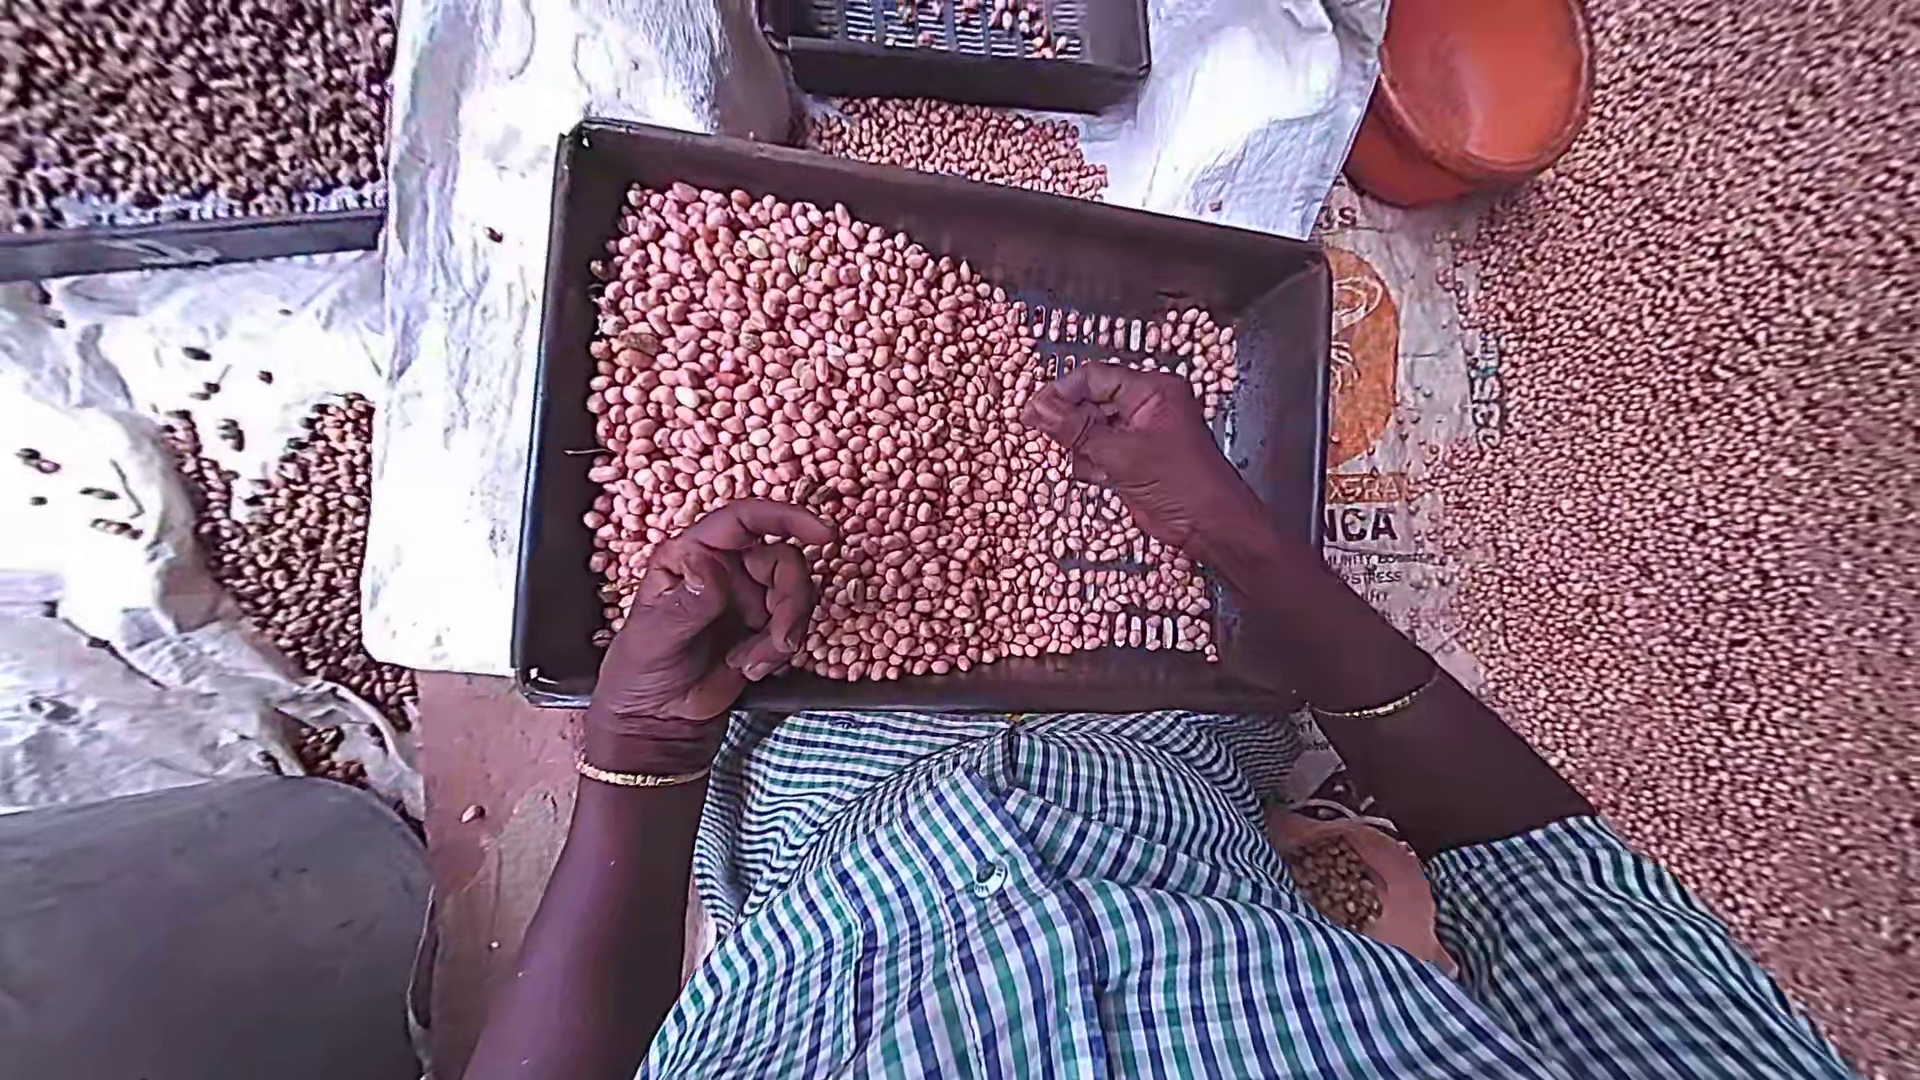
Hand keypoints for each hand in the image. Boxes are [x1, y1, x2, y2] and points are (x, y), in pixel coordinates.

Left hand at [583, 499, 833, 774]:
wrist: (659, 721)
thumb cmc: (640, 673)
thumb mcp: (655, 638)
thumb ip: (687, 602)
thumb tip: (709, 565)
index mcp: (692, 555)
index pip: (743, 520)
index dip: (784, 517)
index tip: (821, 533)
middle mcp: (726, 568)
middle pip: (783, 560)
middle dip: (790, 599)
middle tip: (780, 640)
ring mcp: (748, 596)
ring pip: (796, 592)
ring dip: (787, 628)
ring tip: (756, 663)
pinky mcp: (764, 625)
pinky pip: (795, 623)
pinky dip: (782, 649)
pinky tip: (752, 669)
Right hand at [1021, 363, 1260, 553]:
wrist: (1208, 526)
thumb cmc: (1183, 483)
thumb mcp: (1122, 453)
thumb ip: (1077, 430)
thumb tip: (1041, 410)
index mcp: (1151, 391)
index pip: (1095, 378)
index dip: (1061, 392)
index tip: (1034, 409)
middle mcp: (1143, 408)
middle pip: (1090, 403)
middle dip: (1068, 422)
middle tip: (1041, 434)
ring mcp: (1136, 436)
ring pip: (1089, 430)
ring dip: (1078, 447)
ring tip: (1085, 463)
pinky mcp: (1130, 461)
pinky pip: (1096, 453)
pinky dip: (1089, 464)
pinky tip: (1095, 476)